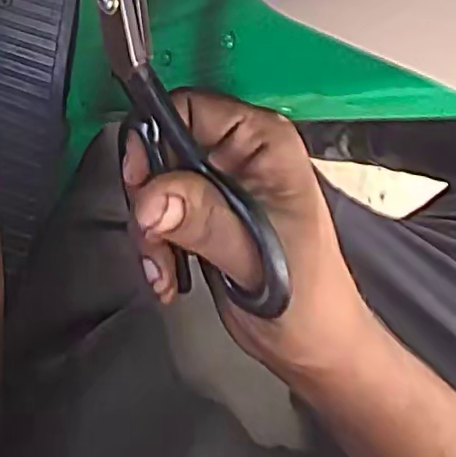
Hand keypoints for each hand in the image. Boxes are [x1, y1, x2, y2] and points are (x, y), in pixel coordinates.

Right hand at [125, 91, 383, 385]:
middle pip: (163, 143)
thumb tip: (151, 195)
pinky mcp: (206, 205)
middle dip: (149, 195)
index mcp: (264, 142)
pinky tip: (169, 272)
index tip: (140, 182)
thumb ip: (203, 219)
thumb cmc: (310, 303)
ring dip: (150, 227)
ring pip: (155, 178)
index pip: (189, 107)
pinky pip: (158, 206)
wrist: (315, 349)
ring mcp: (221, 177)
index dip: (155, 138)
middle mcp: (240, 150)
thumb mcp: (254, 258)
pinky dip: (154, 240)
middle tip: (153, 235)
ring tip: (165, 266)